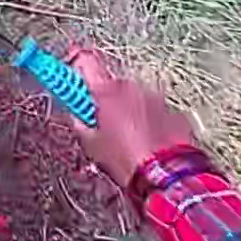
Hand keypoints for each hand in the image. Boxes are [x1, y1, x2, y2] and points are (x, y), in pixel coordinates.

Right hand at [66, 51, 200, 184]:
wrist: (171, 181)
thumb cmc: (130, 162)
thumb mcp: (91, 144)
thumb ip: (78, 121)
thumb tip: (75, 114)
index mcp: (106, 90)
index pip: (83, 60)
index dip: (73, 64)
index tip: (67, 75)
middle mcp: (131, 87)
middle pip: (108, 83)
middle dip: (101, 98)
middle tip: (98, 120)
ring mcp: (155, 98)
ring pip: (132, 97)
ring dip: (125, 109)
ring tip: (126, 136)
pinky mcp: (173, 112)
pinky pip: (153, 109)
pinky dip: (147, 120)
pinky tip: (145, 141)